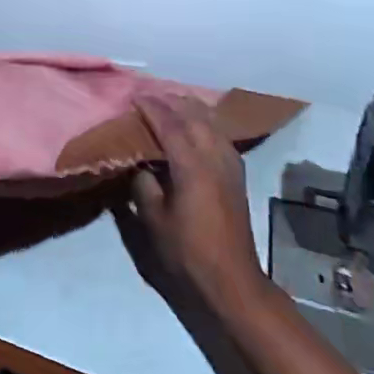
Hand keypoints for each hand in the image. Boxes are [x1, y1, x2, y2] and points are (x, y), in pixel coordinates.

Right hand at [126, 95, 265, 299]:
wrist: (229, 277)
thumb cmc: (186, 252)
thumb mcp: (154, 221)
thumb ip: (145, 186)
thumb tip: (141, 166)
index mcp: (192, 166)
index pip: (171, 126)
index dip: (152, 109)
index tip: (135, 96)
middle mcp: (215, 158)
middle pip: (196, 118)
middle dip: (174, 102)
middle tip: (153, 95)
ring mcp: (231, 166)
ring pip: (213, 125)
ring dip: (193, 110)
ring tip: (174, 103)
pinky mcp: (237, 176)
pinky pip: (222, 138)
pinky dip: (207, 125)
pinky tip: (199, 128)